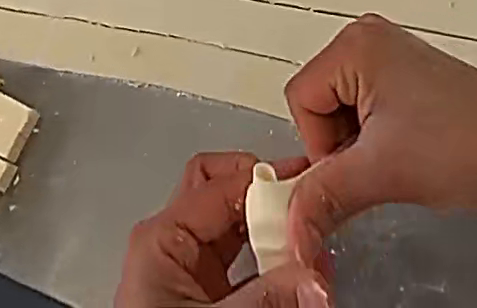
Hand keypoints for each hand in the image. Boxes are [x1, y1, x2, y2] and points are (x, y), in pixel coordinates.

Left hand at [115, 151, 331, 307]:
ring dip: (268, 226)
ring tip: (307, 239)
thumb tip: (314, 279)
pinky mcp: (201, 294)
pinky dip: (265, 257)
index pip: (219, 185)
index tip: (304, 186)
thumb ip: (266, 300)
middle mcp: (171, 243)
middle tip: (305, 201)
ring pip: (231, 222)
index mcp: (162, 238)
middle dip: (263, 193)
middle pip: (220, 190)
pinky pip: (236, 257)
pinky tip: (292, 271)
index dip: (262, 181)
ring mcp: (185, 268)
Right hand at [282, 14, 476, 266]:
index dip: (319, 145)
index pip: (301, 98)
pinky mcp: (406, 70)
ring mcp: (390, 50)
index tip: (350, 171)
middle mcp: (369, 36)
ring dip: (359, 142)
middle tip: (376, 166)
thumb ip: (323, 198)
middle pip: (320, 99)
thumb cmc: (470, 147)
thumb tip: (291, 226)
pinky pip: (366, 101)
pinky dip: (376, 133)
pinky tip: (406, 149)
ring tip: (398, 157)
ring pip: (342, 105)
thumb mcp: (381, 174)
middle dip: (340, 143)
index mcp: (356, 43)